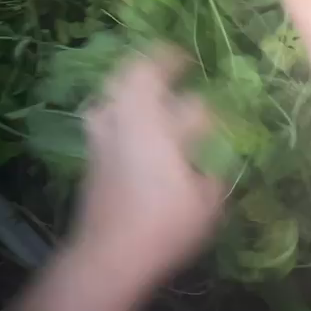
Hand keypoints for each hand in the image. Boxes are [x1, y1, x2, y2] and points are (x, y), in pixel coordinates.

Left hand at [68, 47, 225, 294]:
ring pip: (114, 85)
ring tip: (143, 77)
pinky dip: (113, 102)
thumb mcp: (205, 208)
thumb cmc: (163, 228)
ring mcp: (106, 131)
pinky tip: (119, 112)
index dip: (210, 107)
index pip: (194, 106)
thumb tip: (210, 166)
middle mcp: (132, 121)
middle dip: (160, 60)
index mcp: (165, 131)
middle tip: (175, 59)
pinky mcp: (91, 147)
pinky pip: (100, 109)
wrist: (108, 251)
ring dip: (130, 75)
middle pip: (140, 72)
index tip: (219, 109)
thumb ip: (212, 178)